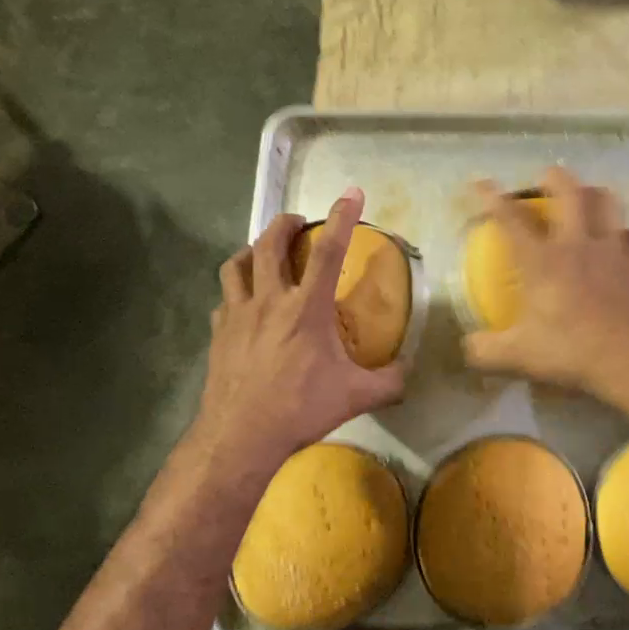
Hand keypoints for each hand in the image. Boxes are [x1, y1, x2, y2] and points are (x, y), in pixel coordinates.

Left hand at [195, 190, 404, 467]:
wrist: (240, 437)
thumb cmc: (300, 409)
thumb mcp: (355, 396)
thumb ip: (388, 380)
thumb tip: (410, 370)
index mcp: (307, 308)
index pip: (329, 251)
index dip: (342, 217)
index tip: (351, 192)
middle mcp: (270, 301)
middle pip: (269, 244)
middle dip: (284, 224)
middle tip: (298, 223)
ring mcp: (238, 315)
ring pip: (236, 264)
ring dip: (251, 250)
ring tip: (263, 253)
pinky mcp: (218, 334)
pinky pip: (224, 301)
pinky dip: (236, 293)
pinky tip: (244, 306)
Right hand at [463, 167, 628, 400]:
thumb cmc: (570, 352)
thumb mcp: (517, 356)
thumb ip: (486, 350)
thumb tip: (467, 346)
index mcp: (542, 261)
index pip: (511, 220)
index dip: (493, 198)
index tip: (481, 183)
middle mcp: (578, 244)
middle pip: (569, 193)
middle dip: (555, 178)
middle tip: (548, 175)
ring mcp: (616, 251)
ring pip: (610, 204)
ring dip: (599, 194)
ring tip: (593, 195)